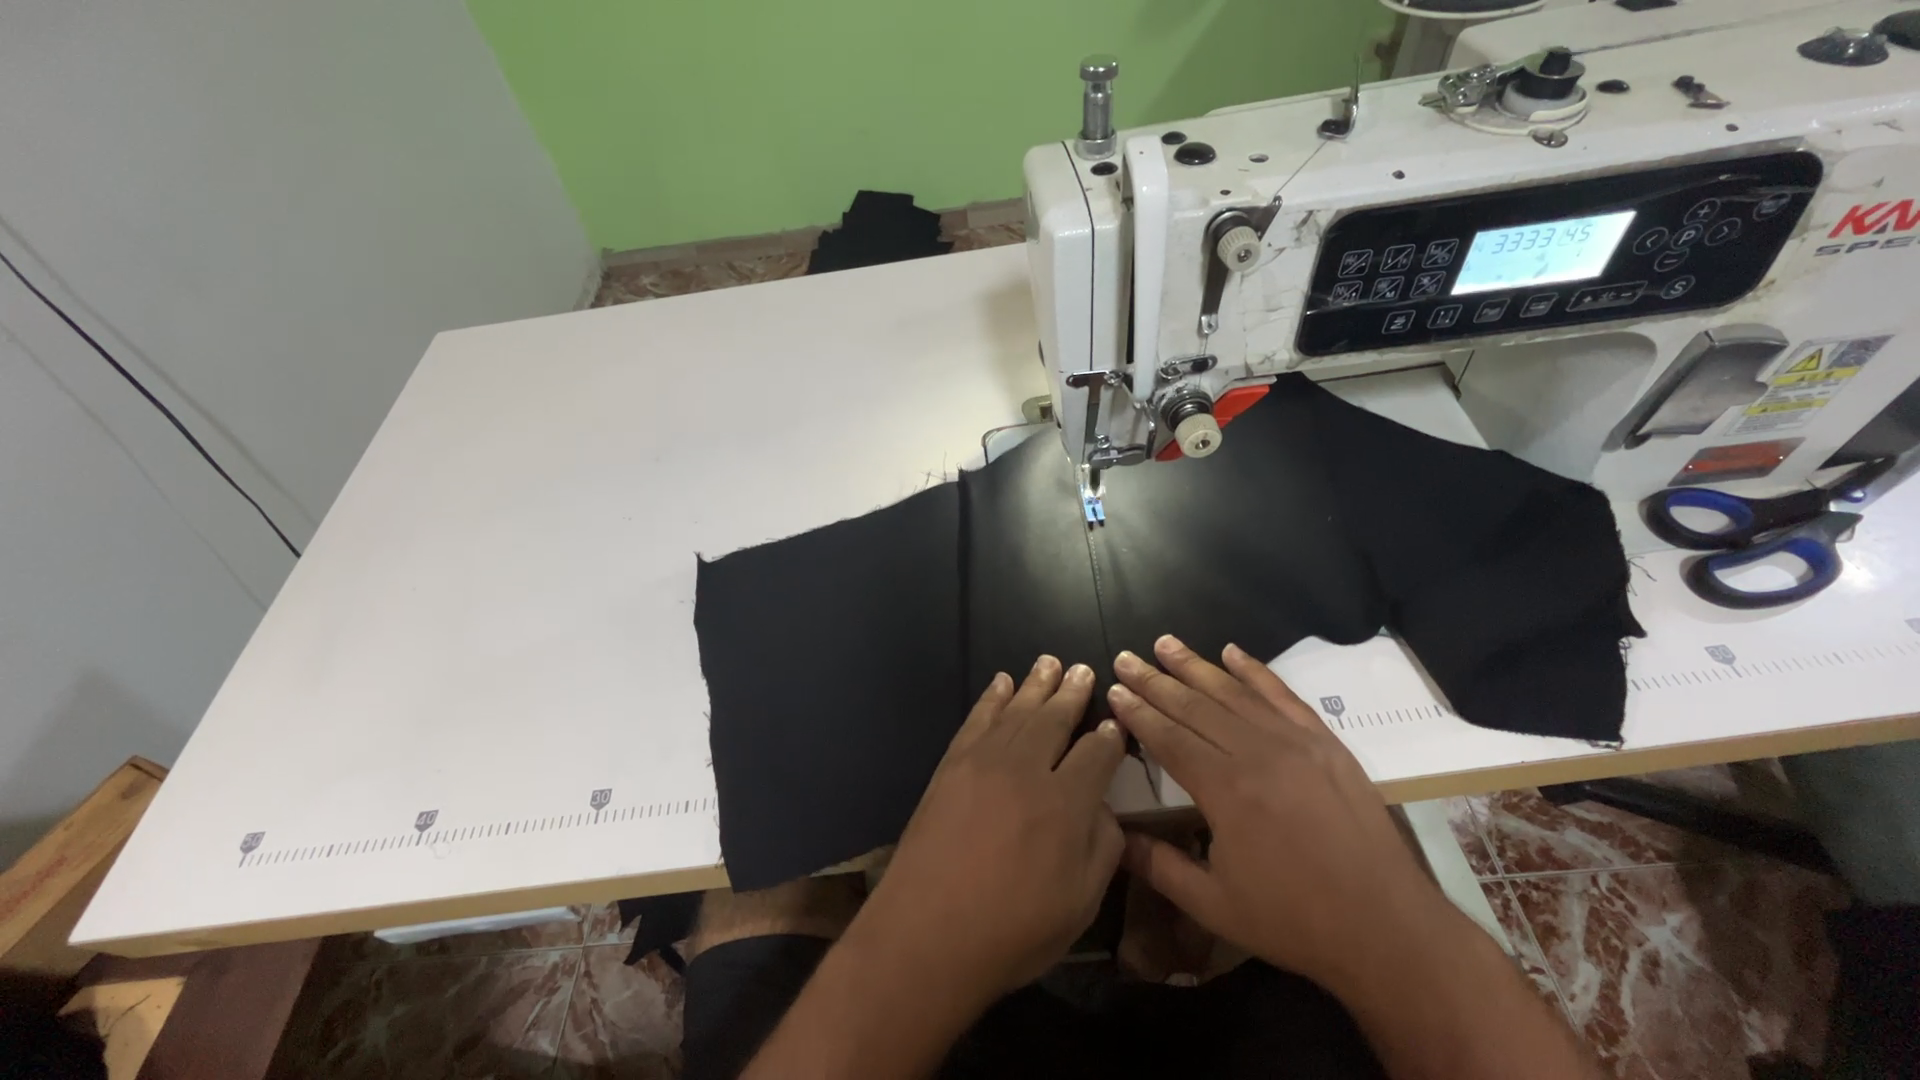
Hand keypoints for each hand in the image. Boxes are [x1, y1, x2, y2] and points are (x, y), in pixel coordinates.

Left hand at [851, 656, 1127, 1008]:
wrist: (926, 935)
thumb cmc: (1013, 931)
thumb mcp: (1081, 903)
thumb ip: (1103, 847)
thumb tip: (1104, 807)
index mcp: (1067, 803)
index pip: (1097, 753)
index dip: (1111, 738)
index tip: (1116, 725)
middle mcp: (1027, 770)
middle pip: (1055, 720)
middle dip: (1072, 694)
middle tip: (1082, 669)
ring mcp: (983, 764)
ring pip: (1016, 712)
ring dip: (1035, 685)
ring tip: (1049, 663)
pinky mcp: (950, 768)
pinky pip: (976, 721)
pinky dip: (991, 699)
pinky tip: (1001, 684)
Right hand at [1108, 636, 1447, 993]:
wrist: (1385, 925)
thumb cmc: (1293, 919)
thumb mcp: (1213, 904)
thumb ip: (1158, 865)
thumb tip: (1112, 836)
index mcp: (1225, 790)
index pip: (1169, 738)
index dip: (1138, 713)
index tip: (1113, 690)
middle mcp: (1257, 753)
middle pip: (1195, 707)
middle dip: (1155, 681)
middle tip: (1125, 657)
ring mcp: (1296, 743)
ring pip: (1235, 694)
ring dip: (1196, 666)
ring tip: (1165, 643)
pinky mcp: (1326, 743)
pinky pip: (1283, 696)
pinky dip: (1256, 671)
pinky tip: (1232, 652)